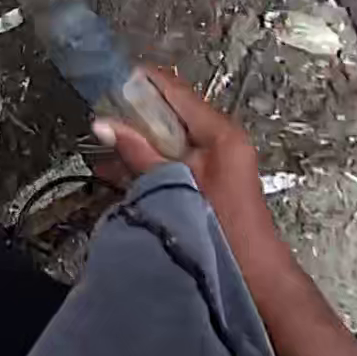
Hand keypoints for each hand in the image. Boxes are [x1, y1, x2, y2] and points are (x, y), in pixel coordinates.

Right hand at [93, 66, 278, 245]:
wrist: (257, 281)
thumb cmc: (222, 231)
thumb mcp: (174, 186)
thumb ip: (137, 152)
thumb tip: (101, 123)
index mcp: (219, 132)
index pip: (176, 91)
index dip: (144, 80)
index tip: (110, 74)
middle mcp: (220, 138)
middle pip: (170, 112)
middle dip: (134, 111)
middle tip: (99, 109)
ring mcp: (215, 159)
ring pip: (168, 136)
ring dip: (137, 137)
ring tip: (101, 137)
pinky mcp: (207, 178)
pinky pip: (172, 156)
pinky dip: (147, 158)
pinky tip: (117, 166)